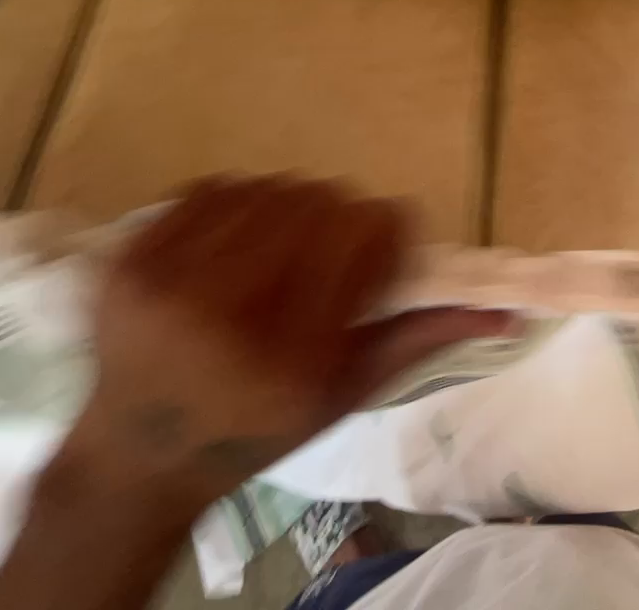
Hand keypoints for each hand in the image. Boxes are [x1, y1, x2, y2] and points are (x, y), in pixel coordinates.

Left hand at [60, 175, 510, 513]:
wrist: (140, 451)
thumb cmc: (259, 427)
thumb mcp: (347, 394)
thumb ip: (422, 340)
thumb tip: (508, 314)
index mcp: (293, 354)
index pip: (366, 234)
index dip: (384, 231)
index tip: (379, 249)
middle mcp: (229, 311)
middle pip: (320, 202)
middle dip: (340, 219)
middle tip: (331, 250)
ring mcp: (169, 279)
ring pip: (271, 187)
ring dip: (292, 207)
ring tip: (283, 246)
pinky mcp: (130, 258)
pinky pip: (213, 187)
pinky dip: (239, 203)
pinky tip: (237, 239)